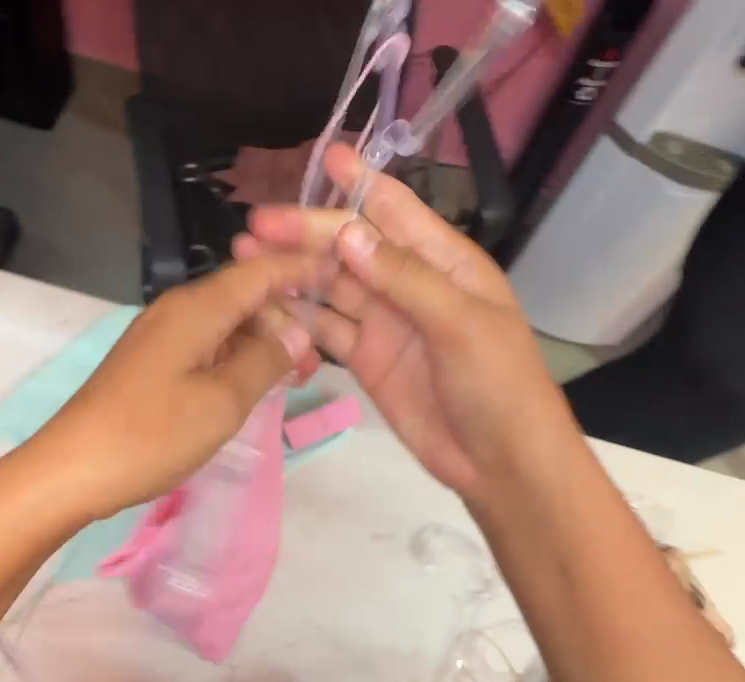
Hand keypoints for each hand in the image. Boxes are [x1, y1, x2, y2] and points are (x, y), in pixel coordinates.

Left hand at [27, 254, 325, 521]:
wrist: (72, 470)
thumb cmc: (151, 434)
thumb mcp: (222, 401)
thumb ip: (265, 360)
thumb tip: (295, 331)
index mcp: (197, 308)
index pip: (260, 271)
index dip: (301, 269)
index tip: (340, 275)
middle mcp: (176, 311)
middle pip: (242, 298)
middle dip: (284, 320)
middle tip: (315, 364)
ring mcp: (158, 339)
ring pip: (223, 327)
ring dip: (259, 346)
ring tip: (290, 380)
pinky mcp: (148, 366)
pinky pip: (203, 350)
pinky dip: (232, 362)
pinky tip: (247, 389)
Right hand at [237, 143, 557, 497]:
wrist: (498, 459)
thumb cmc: (498, 382)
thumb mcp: (459, 322)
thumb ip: (403, 277)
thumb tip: (347, 233)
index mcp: (443, 262)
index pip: (395, 211)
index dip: (361, 184)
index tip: (326, 158)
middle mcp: (407, 285)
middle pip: (349, 249)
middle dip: (305, 234)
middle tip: (256, 226)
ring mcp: (383, 324)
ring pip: (330, 289)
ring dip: (292, 275)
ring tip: (246, 263)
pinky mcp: (364, 361)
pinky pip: (325, 332)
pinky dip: (297, 321)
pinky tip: (266, 310)